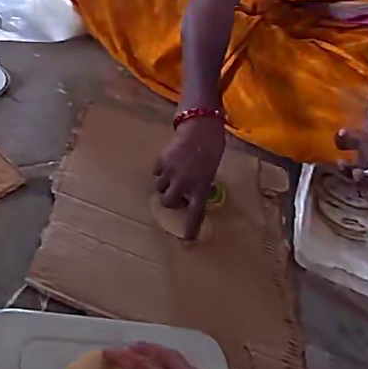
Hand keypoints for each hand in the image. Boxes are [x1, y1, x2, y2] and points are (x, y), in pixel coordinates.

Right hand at [153, 114, 224, 237]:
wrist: (200, 125)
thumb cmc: (212, 147)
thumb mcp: (210, 170)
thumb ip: (200, 184)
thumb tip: (189, 193)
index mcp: (201, 186)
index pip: (196, 213)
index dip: (191, 229)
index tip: (187, 243)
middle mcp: (184, 182)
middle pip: (169, 202)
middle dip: (171, 200)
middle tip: (177, 193)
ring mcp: (171, 172)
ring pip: (160, 187)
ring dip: (165, 184)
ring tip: (174, 173)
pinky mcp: (161, 160)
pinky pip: (156, 172)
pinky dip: (160, 170)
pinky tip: (169, 161)